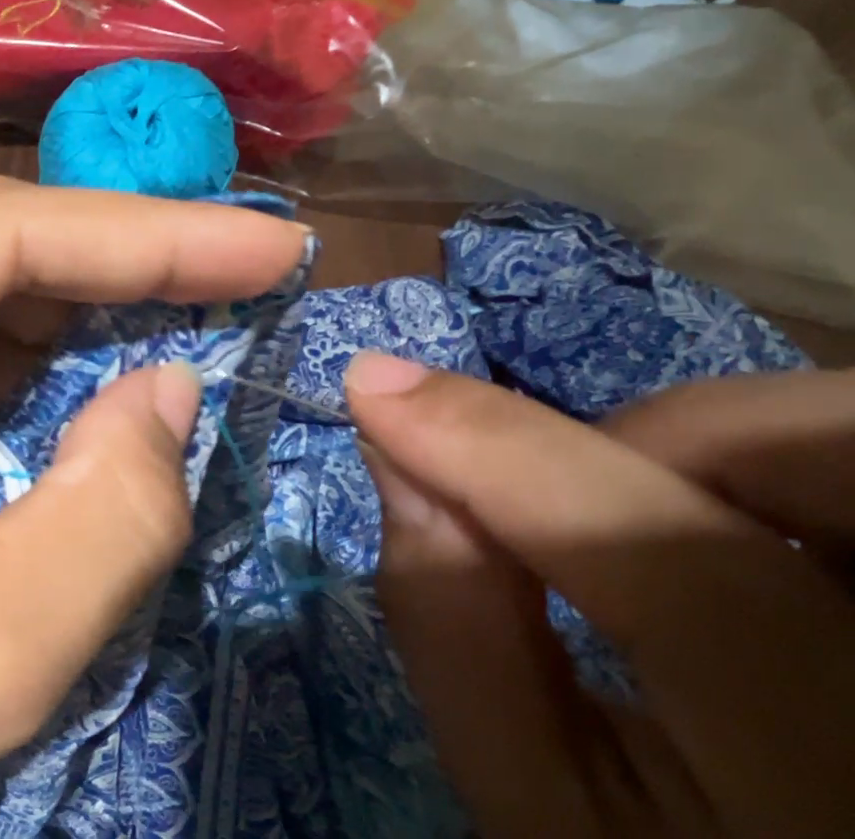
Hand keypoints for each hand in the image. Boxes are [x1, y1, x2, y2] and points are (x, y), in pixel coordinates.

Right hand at [348, 355, 854, 837]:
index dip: (512, 453)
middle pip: (822, 453)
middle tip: (558, 493)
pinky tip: (742, 538)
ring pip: (846, 435)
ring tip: (650, 525)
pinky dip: (778, 465)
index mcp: (816, 781)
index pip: (676, 563)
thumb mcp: (534, 798)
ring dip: (721, 444)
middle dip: (654, 435)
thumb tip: (391, 449)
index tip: (376, 387)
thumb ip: (456, 626)